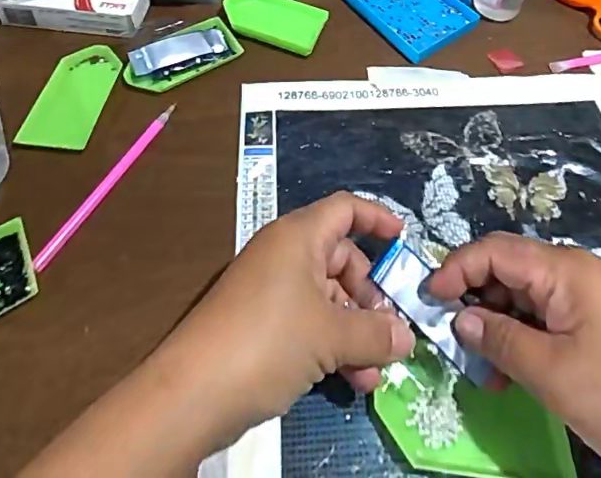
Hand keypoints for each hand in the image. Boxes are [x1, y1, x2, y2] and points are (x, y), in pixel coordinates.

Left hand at [22, 193, 414, 476]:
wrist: (195, 390)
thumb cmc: (268, 341)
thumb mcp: (330, 336)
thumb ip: (374, 333)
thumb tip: (405, 337)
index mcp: (299, 236)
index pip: (344, 209)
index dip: (376, 217)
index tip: (405, 239)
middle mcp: (285, 254)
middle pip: (341, 258)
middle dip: (370, 295)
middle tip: (391, 332)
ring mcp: (271, 288)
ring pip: (327, 297)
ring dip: (355, 330)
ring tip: (374, 372)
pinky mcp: (261, 322)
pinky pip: (309, 322)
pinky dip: (332, 344)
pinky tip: (353, 380)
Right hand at [427, 233, 600, 477]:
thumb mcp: (553, 373)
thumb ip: (499, 339)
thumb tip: (460, 320)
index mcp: (566, 269)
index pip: (496, 250)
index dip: (457, 268)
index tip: (428, 299)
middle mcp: (576, 274)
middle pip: (509, 272)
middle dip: (476, 302)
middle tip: (452, 341)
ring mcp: (589, 303)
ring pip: (524, 300)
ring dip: (497, 329)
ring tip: (482, 370)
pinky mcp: (598, 331)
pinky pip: (546, 323)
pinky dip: (522, 343)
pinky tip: (510, 375)